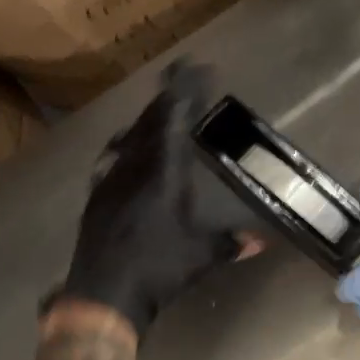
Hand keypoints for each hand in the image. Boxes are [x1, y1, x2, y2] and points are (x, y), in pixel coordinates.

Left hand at [57, 64, 252, 337]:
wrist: (104, 292)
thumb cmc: (159, 267)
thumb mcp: (203, 255)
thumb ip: (231, 243)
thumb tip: (260, 242)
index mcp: (162, 172)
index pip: (172, 118)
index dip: (183, 91)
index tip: (193, 67)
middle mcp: (133, 168)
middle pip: (148, 121)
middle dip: (167, 98)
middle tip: (181, 81)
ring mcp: (111, 181)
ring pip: (129, 138)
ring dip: (146, 121)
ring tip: (159, 113)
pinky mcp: (98, 197)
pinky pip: (115, 159)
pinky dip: (128, 147)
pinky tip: (128, 153)